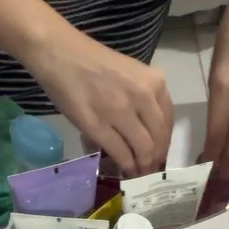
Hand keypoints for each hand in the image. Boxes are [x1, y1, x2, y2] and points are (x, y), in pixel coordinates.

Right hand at [26, 27, 173, 176]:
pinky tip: (124, 170)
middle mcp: (143, 96)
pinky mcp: (98, 125)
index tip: (159, 155)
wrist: (59, 54)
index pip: (168, 121)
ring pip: (142, 149)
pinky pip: (120, 152)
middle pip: (158, 138)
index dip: (165, 143)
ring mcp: (120, 111)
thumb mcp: (130, 73)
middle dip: (155, 159)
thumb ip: (144, 97)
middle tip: (149, 170)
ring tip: (138, 174)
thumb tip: (147, 131)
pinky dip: (125, 165)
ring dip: (142, 166)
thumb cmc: (92, 61)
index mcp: (154, 81)